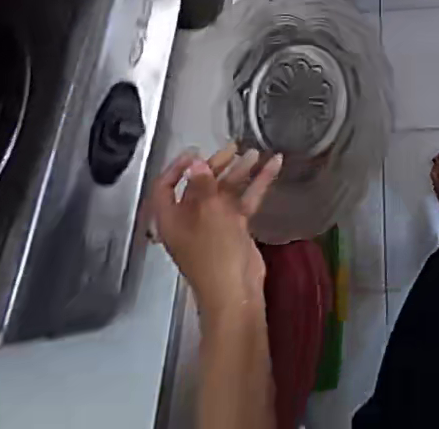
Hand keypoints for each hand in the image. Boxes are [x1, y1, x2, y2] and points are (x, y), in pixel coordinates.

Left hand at [147, 145, 282, 320]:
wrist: (235, 290)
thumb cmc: (214, 253)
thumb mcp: (208, 214)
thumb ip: (203, 185)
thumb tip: (195, 163)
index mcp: (172, 220)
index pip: (165, 188)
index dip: (176, 168)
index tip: (195, 150)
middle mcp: (189, 220)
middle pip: (199, 186)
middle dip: (216, 165)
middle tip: (233, 148)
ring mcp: (213, 224)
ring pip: (225, 191)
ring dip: (239, 172)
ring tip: (256, 152)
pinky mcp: (235, 229)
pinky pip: (243, 200)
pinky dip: (257, 184)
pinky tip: (274, 166)